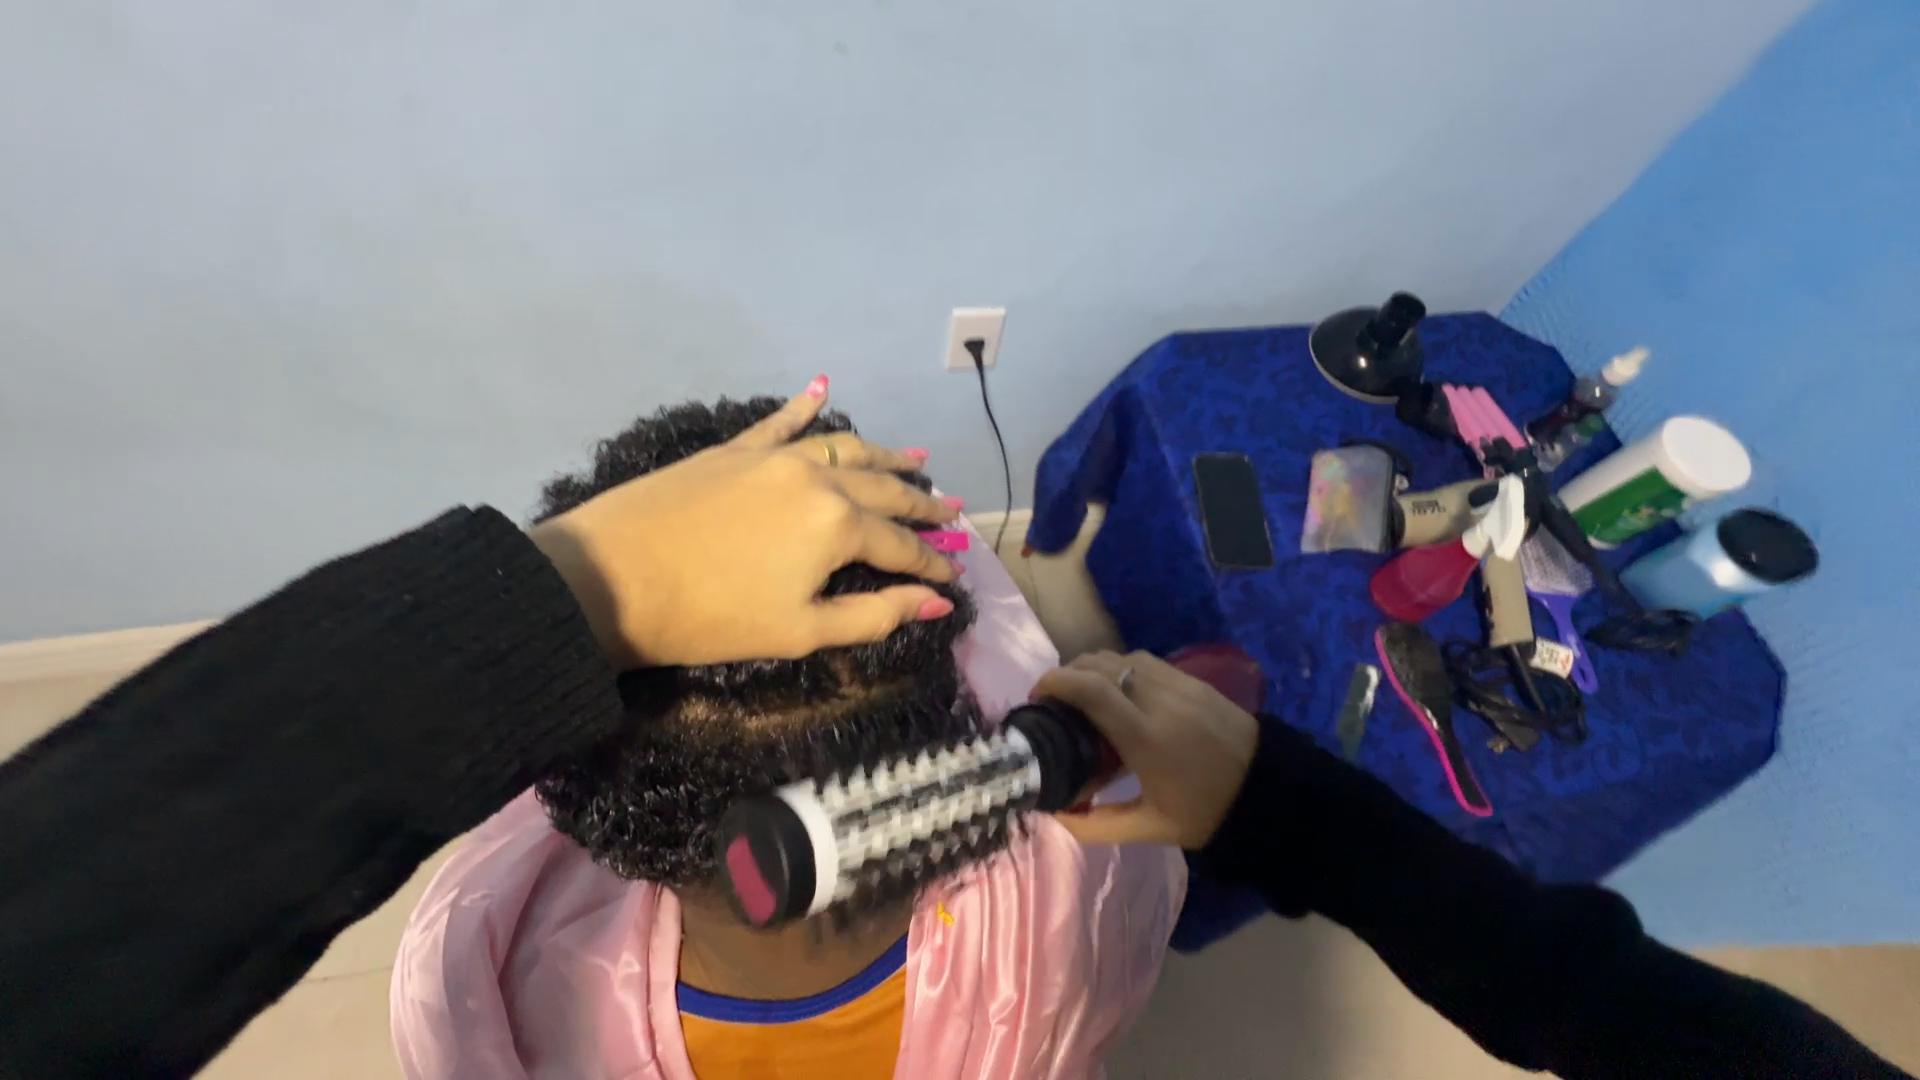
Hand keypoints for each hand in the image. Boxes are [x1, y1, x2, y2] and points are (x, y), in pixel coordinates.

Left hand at [529, 379, 959, 668]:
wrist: (608, 579)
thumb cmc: (711, 618)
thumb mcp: (802, 631)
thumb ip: (875, 615)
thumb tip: (936, 605)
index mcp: (838, 524)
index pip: (901, 545)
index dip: (931, 564)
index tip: (954, 576)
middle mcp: (818, 477)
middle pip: (884, 488)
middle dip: (922, 504)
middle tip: (952, 514)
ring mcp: (775, 456)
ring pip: (846, 448)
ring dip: (885, 455)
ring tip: (917, 458)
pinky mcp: (736, 448)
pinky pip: (781, 421)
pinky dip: (805, 405)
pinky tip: (823, 387)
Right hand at [1034, 650, 1258, 848]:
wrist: (1270, 791)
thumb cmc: (1207, 811)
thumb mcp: (1153, 828)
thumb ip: (1098, 824)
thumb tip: (1056, 815)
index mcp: (1146, 737)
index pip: (1091, 689)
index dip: (1057, 681)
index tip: (1037, 694)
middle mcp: (1159, 701)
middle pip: (1100, 663)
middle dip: (1069, 673)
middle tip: (1056, 699)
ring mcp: (1178, 684)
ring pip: (1121, 656)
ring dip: (1093, 668)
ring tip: (1084, 693)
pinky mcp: (1192, 679)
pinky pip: (1145, 660)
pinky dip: (1121, 667)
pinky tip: (1119, 691)